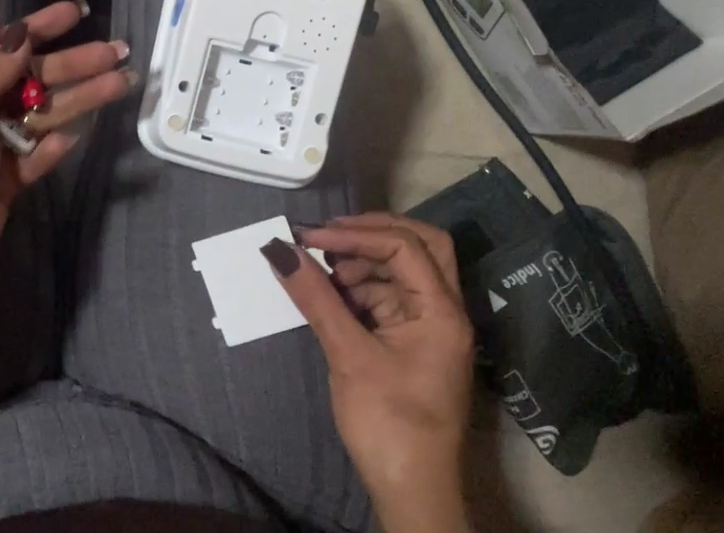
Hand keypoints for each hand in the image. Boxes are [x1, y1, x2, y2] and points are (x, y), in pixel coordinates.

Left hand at [0, 0, 131, 379]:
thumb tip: (20, 35)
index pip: (3, 48)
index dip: (40, 28)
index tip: (78, 12)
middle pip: (33, 79)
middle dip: (74, 63)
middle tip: (118, 51)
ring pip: (45, 114)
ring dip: (80, 98)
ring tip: (121, 83)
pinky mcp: (10, 181)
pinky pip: (40, 155)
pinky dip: (58, 145)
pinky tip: (79, 134)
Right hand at [265, 214, 475, 532]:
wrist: (411, 491)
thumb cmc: (388, 423)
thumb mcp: (348, 356)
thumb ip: (315, 297)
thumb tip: (278, 248)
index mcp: (442, 312)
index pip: (405, 246)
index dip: (355, 235)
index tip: (309, 238)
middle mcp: (445, 310)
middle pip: (420, 245)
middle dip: (371, 233)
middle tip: (325, 235)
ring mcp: (431, 325)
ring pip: (404, 268)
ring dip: (363, 259)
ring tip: (322, 268)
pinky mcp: (413, 340)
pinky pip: (390, 294)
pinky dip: (361, 284)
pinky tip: (331, 292)